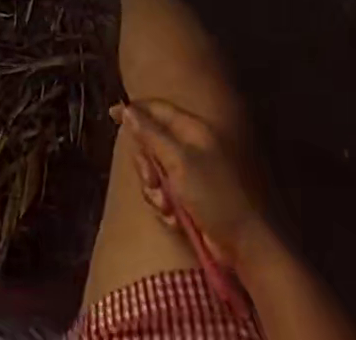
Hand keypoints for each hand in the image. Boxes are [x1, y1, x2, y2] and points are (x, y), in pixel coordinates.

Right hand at [112, 98, 270, 269]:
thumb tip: (128, 110)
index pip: (157, 109)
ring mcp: (190, 173)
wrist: (245, 246)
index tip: (111, 114)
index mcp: (193, 131)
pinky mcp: (189, 197)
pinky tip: (176, 218)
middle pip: (151, 142)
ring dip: (155, 190)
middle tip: (152, 180)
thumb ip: (151, 135)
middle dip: (146, 164)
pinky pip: (163, 193)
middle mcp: (190, 147)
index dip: (134, 110)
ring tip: (168, 206)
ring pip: (154, 171)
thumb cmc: (215, 196)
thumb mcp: (179, 162)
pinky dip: (165, 206)